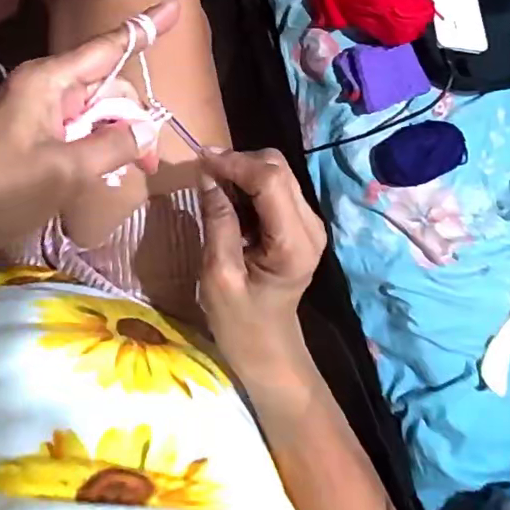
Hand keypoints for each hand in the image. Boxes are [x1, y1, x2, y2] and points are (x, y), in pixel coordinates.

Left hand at [0, 0, 180, 271]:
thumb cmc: (5, 191)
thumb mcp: (67, 170)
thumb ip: (113, 144)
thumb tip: (144, 132)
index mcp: (47, 80)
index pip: (106, 47)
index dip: (143, 28)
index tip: (175, 5)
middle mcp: (42, 85)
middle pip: (105, 85)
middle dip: (132, 116)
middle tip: (148, 161)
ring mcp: (35, 107)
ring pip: (93, 108)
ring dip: (115, 134)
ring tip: (132, 168)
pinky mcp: (31, 131)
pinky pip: (75, 126)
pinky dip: (95, 143)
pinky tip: (105, 169)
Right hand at [198, 148, 326, 384]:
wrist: (267, 349)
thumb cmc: (239, 321)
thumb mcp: (218, 274)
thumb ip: (217, 221)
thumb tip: (207, 174)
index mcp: (294, 243)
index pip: (270, 180)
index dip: (234, 163)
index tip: (199, 160)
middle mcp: (310, 225)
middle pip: (277, 168)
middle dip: (237, 162)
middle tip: (203, 173)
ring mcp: (308, 222)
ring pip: (276, 171)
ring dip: (241, 170)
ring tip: (211, 185)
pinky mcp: (299, 223)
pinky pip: (273, 185)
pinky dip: (247, 182)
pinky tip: (227, 198)